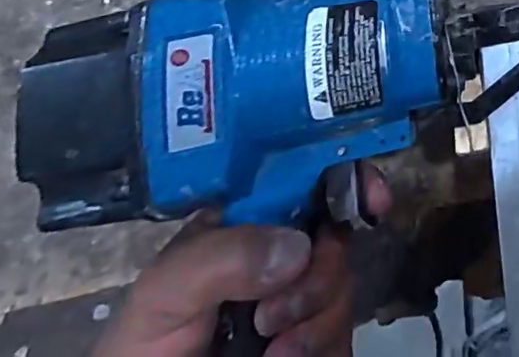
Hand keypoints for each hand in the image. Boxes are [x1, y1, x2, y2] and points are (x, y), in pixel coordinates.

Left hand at [94, 162, 393, 356]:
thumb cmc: (144, 349)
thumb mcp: (165, 292)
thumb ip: (224, 256)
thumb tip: (300, 249)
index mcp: (249, 225)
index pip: (309, 181)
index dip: (349, 179)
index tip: (374, 199)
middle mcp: (282, 253)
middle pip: (338, 231)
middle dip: (323, 268)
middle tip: (276, 313)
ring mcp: (302, 295)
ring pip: (346, 277)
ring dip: (315, 312)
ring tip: (272, 348)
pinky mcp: (319, 334)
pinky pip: (344, 322)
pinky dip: (320, 341)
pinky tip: (285, 356)